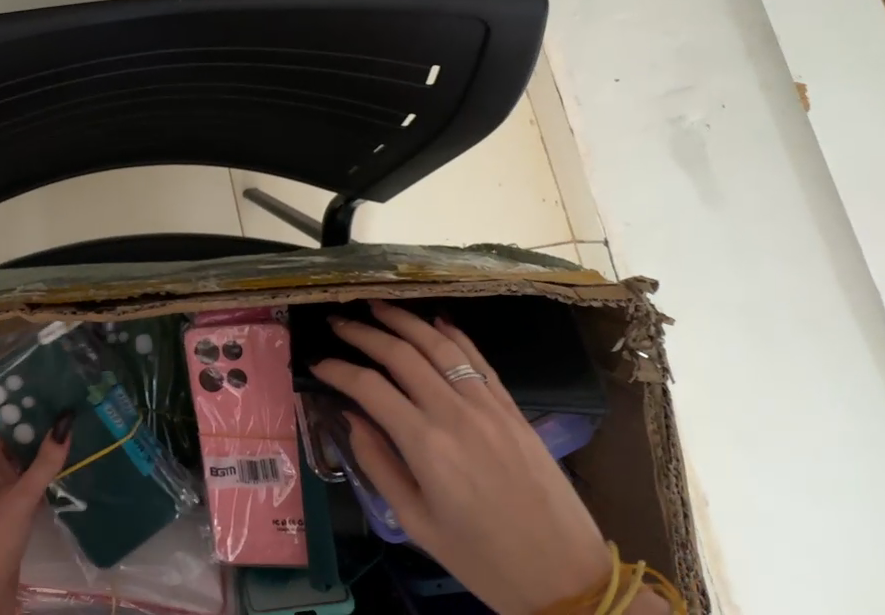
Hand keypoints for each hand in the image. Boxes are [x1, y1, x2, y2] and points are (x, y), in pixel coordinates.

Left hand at [0, 420, 71, 614]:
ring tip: (77, 425)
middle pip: (16, 440)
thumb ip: (44, 463)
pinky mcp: (16, 514)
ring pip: (26, 463)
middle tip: (71, 401)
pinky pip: (33, 484)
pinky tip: (72, 464)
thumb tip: (65, 421)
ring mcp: (4, 494)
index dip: (21, 403)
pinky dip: (49, 474)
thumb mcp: (20, 499)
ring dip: (46, 449)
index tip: (48, 383)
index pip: (1, 422)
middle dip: (39, 424)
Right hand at [311, 301, 652, 614]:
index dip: (337, 369)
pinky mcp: (513, 410)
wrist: (566, 578)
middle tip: (337, 323)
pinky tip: (434, 322)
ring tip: (377, 307)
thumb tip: (351, 418)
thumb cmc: (482, 560)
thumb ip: (378, 464)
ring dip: (404, 321)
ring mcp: (488, 407)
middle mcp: (455, 414)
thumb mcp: (416, 523)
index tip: (318, 364)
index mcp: (425, 446)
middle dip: (363, 333)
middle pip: (400, 354)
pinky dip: (453, 335)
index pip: (369, 387)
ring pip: (439, 346)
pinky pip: (478, 360)